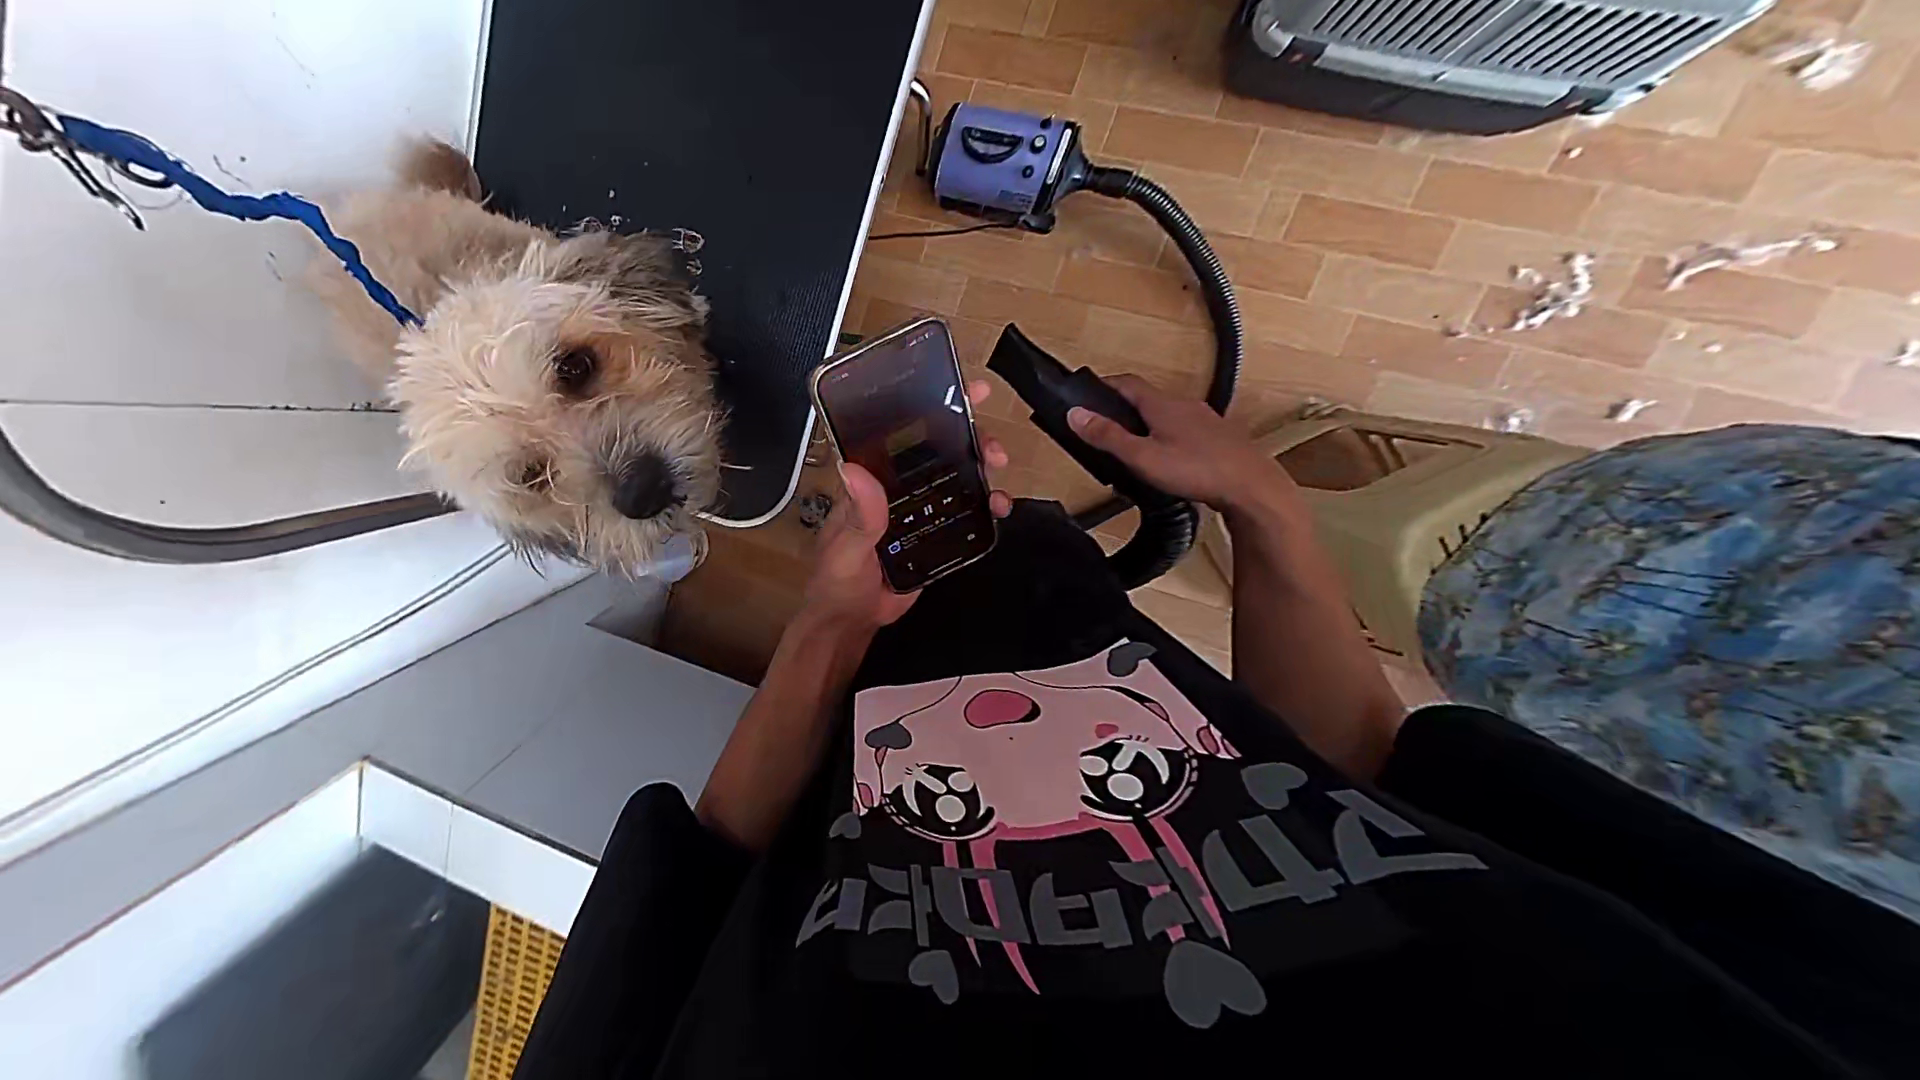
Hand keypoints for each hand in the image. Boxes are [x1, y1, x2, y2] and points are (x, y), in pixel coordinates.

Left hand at [802, 380, 1011, 629]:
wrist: (854, 619)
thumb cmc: (838, 581)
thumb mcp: (846, 547)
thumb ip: (858, 515)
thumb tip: (854, 469)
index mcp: (868, 480)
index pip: (897, 432)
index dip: (927, 406)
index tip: (960, 390)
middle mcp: (894, 486)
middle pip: (936, 449)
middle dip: (968, 436)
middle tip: (992, 446)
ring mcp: (916, 508)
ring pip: (956, 475)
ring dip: (981, 468)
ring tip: (999, 473)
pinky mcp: (933, 532)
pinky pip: (963, 511)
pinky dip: (984, 505)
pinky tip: (998, 507)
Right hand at [1066, 374, 1295, 514]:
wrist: (1251, 487)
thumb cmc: (1199, 470)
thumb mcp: (1142, 457)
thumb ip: (1108, 436)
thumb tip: (1076, 414)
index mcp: (1163, 405)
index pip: (1126, 383)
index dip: (1104, 386)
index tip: (1088, 393)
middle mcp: (1186, 406)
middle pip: (1148, 399)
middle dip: (1124, 409)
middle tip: (1106, 423)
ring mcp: (1205, 421)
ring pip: (1168, 416)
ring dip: (1148, 425)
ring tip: (1133, 446)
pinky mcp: (1219, 439)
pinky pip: (1187, 432)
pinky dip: (1170, 440)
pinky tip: (1168, 461)